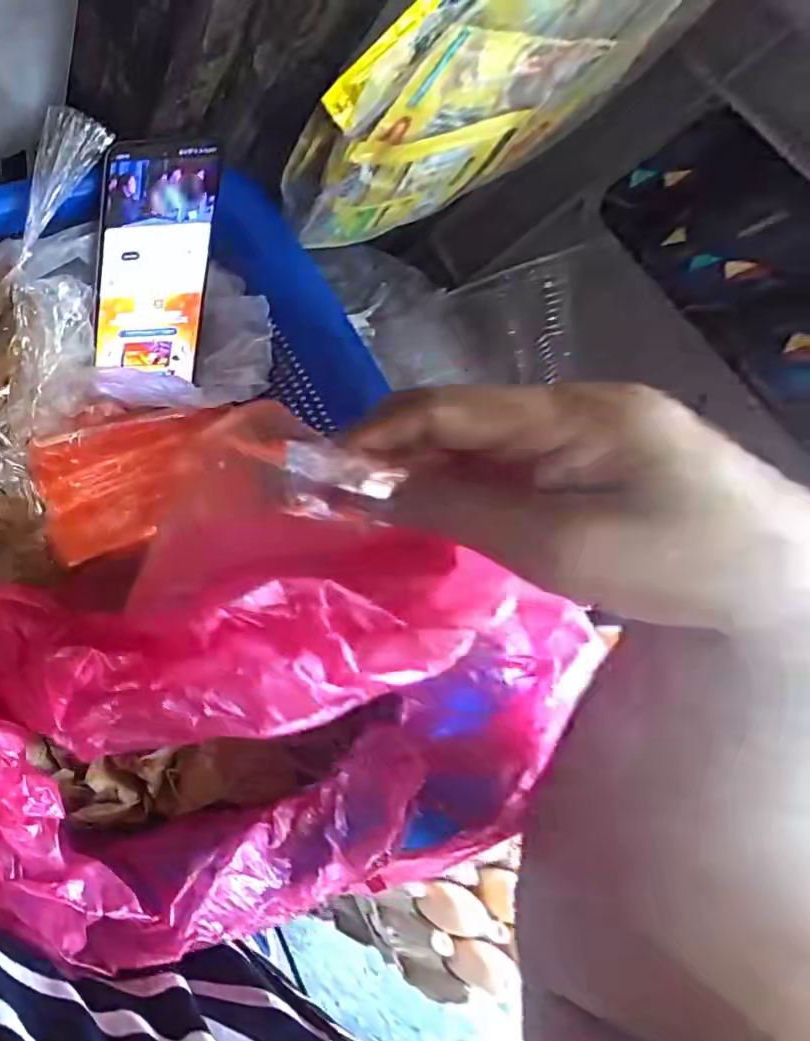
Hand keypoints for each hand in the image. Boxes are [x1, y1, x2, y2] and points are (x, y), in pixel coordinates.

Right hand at [345, 383, 809, 629]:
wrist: (792, 592)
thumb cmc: (680, 564)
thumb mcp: (551, 543)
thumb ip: (448, 509)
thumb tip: (360, 491)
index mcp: (572, 413)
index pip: (442, 407)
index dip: (370, 435)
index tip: (318, 472)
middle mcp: (563, 409)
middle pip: (443, 417)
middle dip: (379, 451)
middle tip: (329, 493)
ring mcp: (566, 433)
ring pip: (454, 440)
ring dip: (403, 469)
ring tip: (357, 504)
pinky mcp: (565, 460)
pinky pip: (478, 462)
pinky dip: (434, 483)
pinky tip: (409, 506)